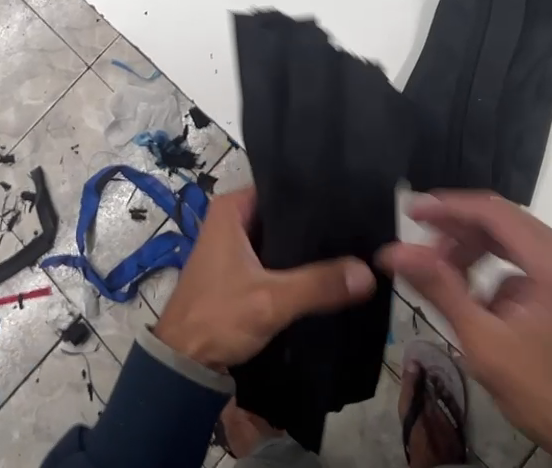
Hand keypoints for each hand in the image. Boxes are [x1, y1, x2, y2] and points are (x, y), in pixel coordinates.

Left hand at [155, 186, 377, 369]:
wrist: (183, 363)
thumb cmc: (217, 317)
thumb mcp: (271, 300)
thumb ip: (318, 284)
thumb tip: (368, 272)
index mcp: (230, 209)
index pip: (280, 188)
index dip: (313, 195)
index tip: (350, 202)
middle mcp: (231, 220)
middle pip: (283, 215)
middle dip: (315, 225)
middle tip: (359, 230)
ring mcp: (235, 247)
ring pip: (281, 240)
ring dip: (307, 250)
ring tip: (352, 250)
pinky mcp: (240, 273)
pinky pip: (276, 260)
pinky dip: (296, 268)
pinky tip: (328, 275)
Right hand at [378, 193, 551, 467]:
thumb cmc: (546, 394)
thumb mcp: (485, 343)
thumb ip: (440, 288)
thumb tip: (394, 251)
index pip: (494, 213)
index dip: (448, 208)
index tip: (410, 214)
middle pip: (504, 221)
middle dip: (458, 231)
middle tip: (421, 250)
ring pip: (513, 239)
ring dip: (475, 250)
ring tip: (444, 277)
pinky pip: (526, 260)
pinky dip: (495, 268)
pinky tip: (476, 297)